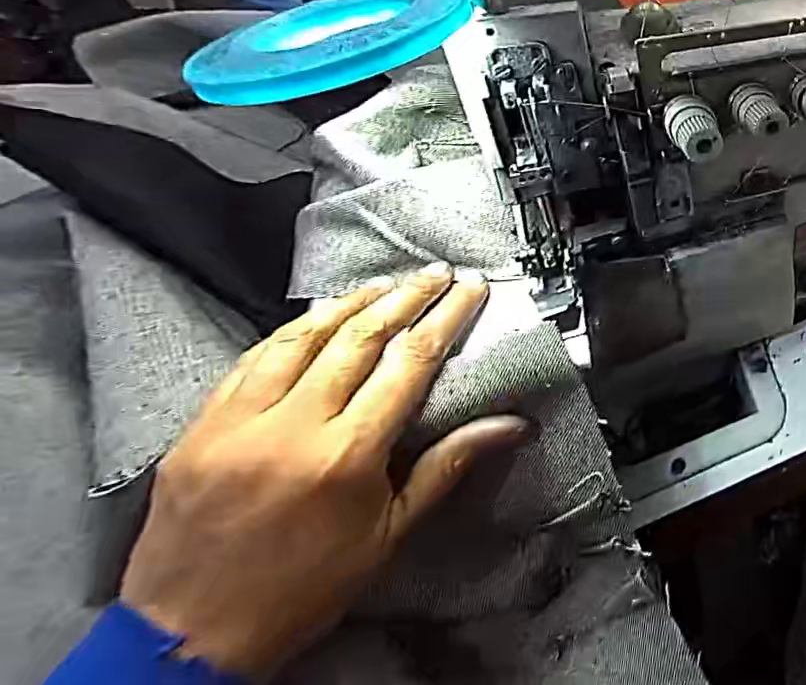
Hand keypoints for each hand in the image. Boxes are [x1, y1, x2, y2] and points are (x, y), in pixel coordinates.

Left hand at [120, 264, 530, 679]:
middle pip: (357, 338)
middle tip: (437, 274)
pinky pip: (248, 364)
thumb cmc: (305, 586)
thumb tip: (514, 423)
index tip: (471, 290)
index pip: (409, 361)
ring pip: (299, 340)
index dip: (446, 317)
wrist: (179, 643)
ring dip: (350, 304)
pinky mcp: (194, 435)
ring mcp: (232, 428)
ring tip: (386, 283)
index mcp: (343, 454)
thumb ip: (449, 464)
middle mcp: (287, 430)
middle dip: (405, 297)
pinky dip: (290, 332)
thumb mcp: (391, 531)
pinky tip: (318, 317)